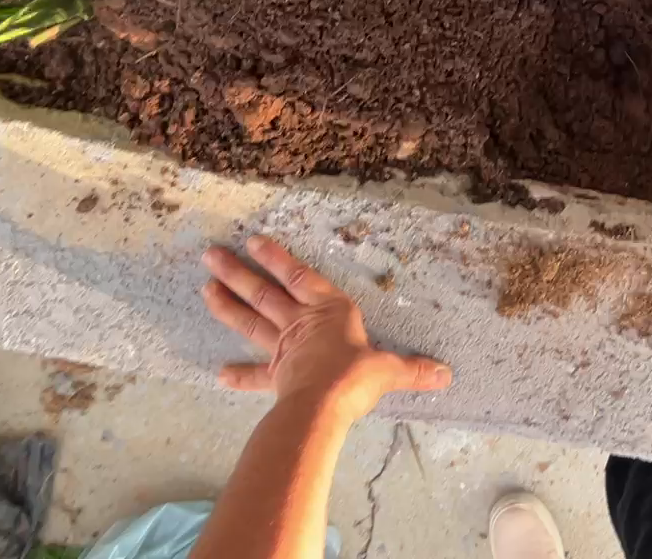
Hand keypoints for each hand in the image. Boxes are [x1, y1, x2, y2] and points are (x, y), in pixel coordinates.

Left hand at [201, 236, 451, 420]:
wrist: (323, 408)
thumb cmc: (355, 377)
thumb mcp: (390, 369)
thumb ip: (413, 369)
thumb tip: (446, 374)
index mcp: (329, 310)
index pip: (298, 276)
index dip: (276, 257)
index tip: (253, 241)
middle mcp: (301, 323)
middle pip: (264, 292)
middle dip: (237, 272)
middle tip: (211, 254)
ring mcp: (282, 350)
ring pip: (251, 321)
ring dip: (227, 304)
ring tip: (205, 287)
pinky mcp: (274, 378)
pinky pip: (254, 375)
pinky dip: (238, 375)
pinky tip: (218, 374)